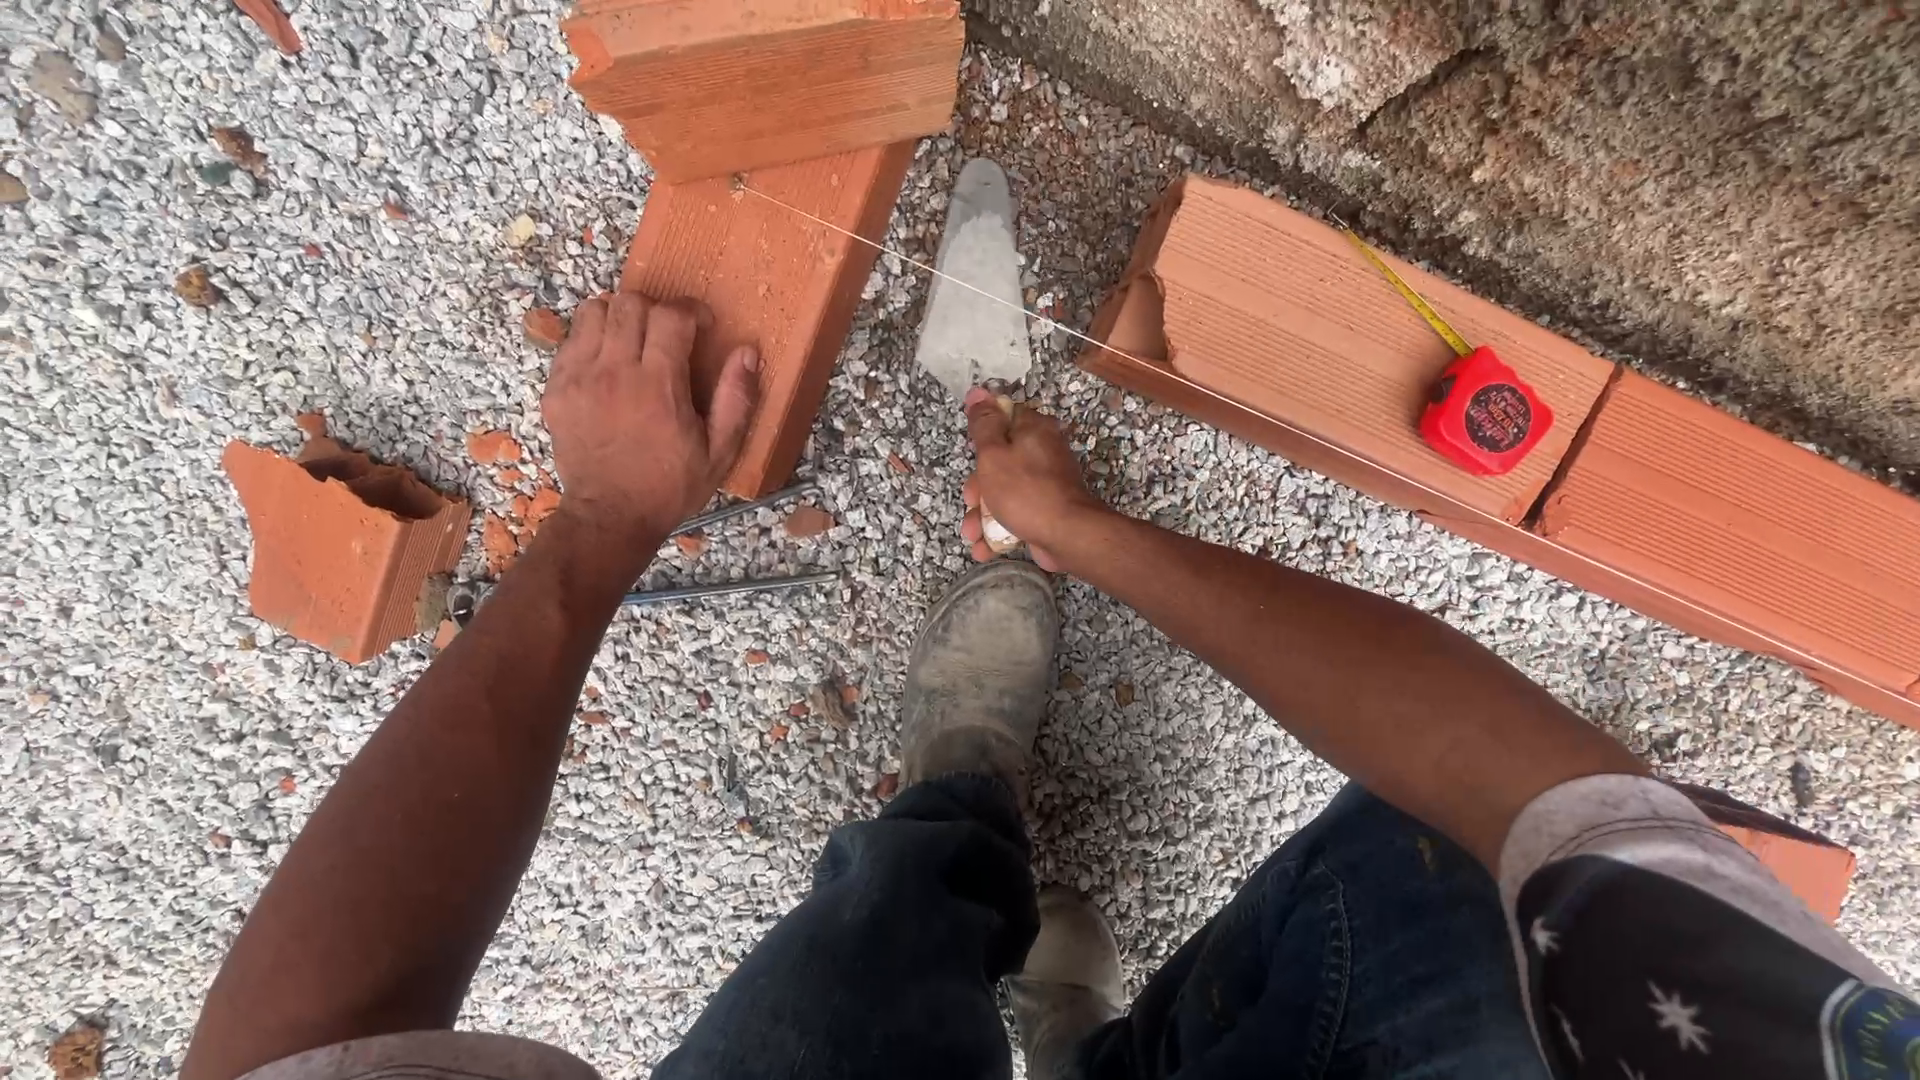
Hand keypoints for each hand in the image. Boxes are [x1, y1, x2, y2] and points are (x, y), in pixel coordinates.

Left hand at [542, 292, 757, 549]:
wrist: (611, 516)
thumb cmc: (671, 486)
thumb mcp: (720, 452)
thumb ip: (737, 399)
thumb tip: (747, 352)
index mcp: (659, 386)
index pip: (671, 316)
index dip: (692, 311)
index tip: (703, 326)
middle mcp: (614, 372)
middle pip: (630, 303)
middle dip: (657, 308)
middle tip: (670, 333)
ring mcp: (579, 378)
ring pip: (594, 311)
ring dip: (621, 316)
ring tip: (636, 340)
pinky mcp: (557, 389)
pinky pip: (571, 339)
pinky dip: (594, 338)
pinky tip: (610, 363)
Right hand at [960, 386, 1109, 571]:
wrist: (1067, 535)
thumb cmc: (1025, 491)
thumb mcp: (994, 454)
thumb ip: (984, 425)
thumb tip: (977, 392)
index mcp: (1033, 430)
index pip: (1003, 419)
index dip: (981, 437)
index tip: (970, 454)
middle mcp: (1042, 451)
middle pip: (999, 461)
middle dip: (978, 488)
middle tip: (971, 502)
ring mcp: (1046, 482)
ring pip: (1004, 492)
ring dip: (983, 516)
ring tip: (973, 536)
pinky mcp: (1047, 509)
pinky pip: (1017, 514)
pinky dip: (1000, 529)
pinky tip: (986, 548)